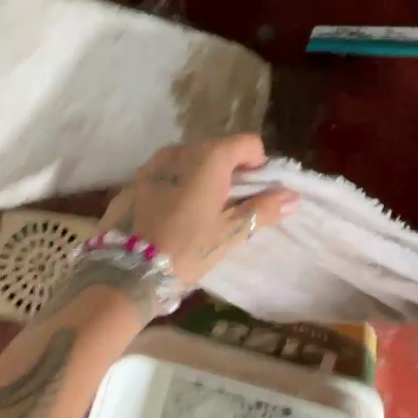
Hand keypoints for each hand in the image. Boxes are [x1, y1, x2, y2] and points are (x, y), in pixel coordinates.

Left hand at [98, 135, 297, 285]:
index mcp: (210, 157)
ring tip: (197, 215)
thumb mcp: (231, 233)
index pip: (249, 143)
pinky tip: (170, 219)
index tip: (251, 196)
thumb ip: (265, 209)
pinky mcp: (134, 181)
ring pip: (191, 162)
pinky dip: (176, 188)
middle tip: (227, 210)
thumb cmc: (186, 249)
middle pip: (219, 150)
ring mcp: (153, 164)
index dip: (258, 166)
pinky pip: (167, 176)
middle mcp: (181, 150)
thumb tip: (294, 197)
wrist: (123, 274)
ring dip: (201, 179)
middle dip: (229, 173)